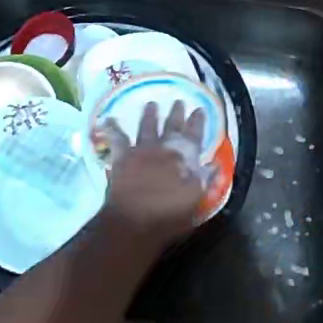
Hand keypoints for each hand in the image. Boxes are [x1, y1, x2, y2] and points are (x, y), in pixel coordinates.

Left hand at [97, 101, 205, 248]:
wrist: (133, 222)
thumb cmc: (169, 214)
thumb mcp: (196, 198)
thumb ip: (206, 179)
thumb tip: (215, 164)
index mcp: (184, 156)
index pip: (195, 135)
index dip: (198, 122)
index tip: (199, 109)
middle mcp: (164, 148)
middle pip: (172, 126)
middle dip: (176, 114)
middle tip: (179, 101)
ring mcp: (142, 150)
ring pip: (147, 127)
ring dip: (150, 115)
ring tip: (151, 104)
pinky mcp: (122, 158)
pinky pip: (117, 139)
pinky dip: (112, 129)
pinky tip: (108, 119)